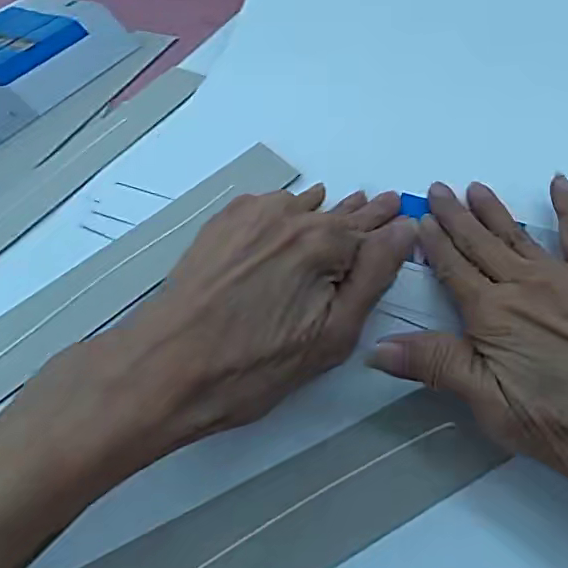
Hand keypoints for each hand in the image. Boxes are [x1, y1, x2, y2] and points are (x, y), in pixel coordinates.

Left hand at [123, 185, 416, 444]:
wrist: (165, 367)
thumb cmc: (254, 366)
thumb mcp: (331, 335)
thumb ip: (373, 277)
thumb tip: (403, 231)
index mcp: (322, 243)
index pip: (369, 230)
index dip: (387, 225)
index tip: (401, 209)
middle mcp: (288, 217)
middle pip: (337, 213)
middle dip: (361, 212)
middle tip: (381, 200)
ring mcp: (251, 216)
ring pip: (301, 205)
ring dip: (323, 209)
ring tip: (340, 203)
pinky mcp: (222, 224)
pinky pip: (267, 205)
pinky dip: (284, 208)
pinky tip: (290, 212)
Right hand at [368, 177, 567, 531]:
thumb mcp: (501, 413)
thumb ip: (442, 370)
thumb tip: (379, 346)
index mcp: (493, 318)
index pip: (452, 272)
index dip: (432, 245)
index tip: (417, 219)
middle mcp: (524, 287)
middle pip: (480, 245)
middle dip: (455, 217)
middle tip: (437, 188)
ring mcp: (567, 280)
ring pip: (519, 236)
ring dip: (494, 211)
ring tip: (475, 187)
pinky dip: (567, 208)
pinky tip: (558, 184)